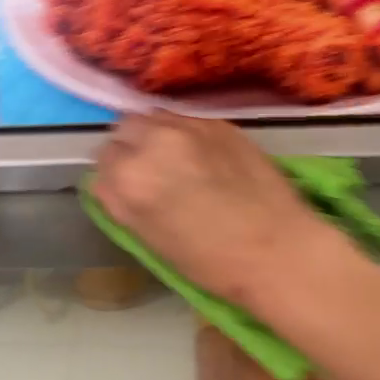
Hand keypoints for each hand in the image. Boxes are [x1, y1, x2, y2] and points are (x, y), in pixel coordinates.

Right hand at [93, 113, 337, 310]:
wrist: (276, 249)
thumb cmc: (209, 261)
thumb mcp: (149, 239)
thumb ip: (120, 203)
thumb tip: (110, 182)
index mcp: (131, 177)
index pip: (102, 159)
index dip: (114, 174)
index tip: (126, 187)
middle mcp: (155, 141)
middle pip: (125, 128)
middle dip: (130, 146)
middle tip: (148, 172)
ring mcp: (190, 127)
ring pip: (156, 118)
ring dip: (156, 135)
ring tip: (174, 161)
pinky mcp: (220, 123)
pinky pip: (187, 121)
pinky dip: (185, 136)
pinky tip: (203, 160)